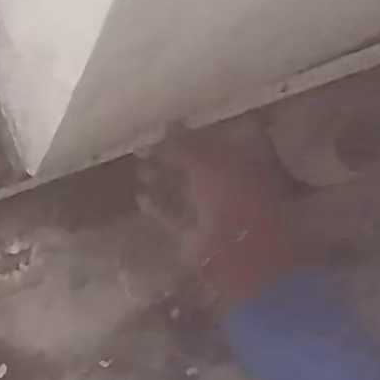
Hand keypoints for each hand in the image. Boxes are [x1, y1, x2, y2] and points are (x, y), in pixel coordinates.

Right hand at [138, 124, 294, 308]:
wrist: (235, 253)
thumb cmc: (232, 199)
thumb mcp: (208, 163)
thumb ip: (185, 146)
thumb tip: (165, 126)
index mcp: (243, 163)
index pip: (216, 142)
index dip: (191, 134)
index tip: (165, 127)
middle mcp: (228, 185)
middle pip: (194, 167)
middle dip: (169, 158)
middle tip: (142, 148)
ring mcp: (211, 212)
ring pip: (181, 191)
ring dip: (159, 181)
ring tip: (137, 170)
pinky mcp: (192, 235)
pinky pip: (171, 216)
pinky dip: (156, 207)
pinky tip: (140, 197)